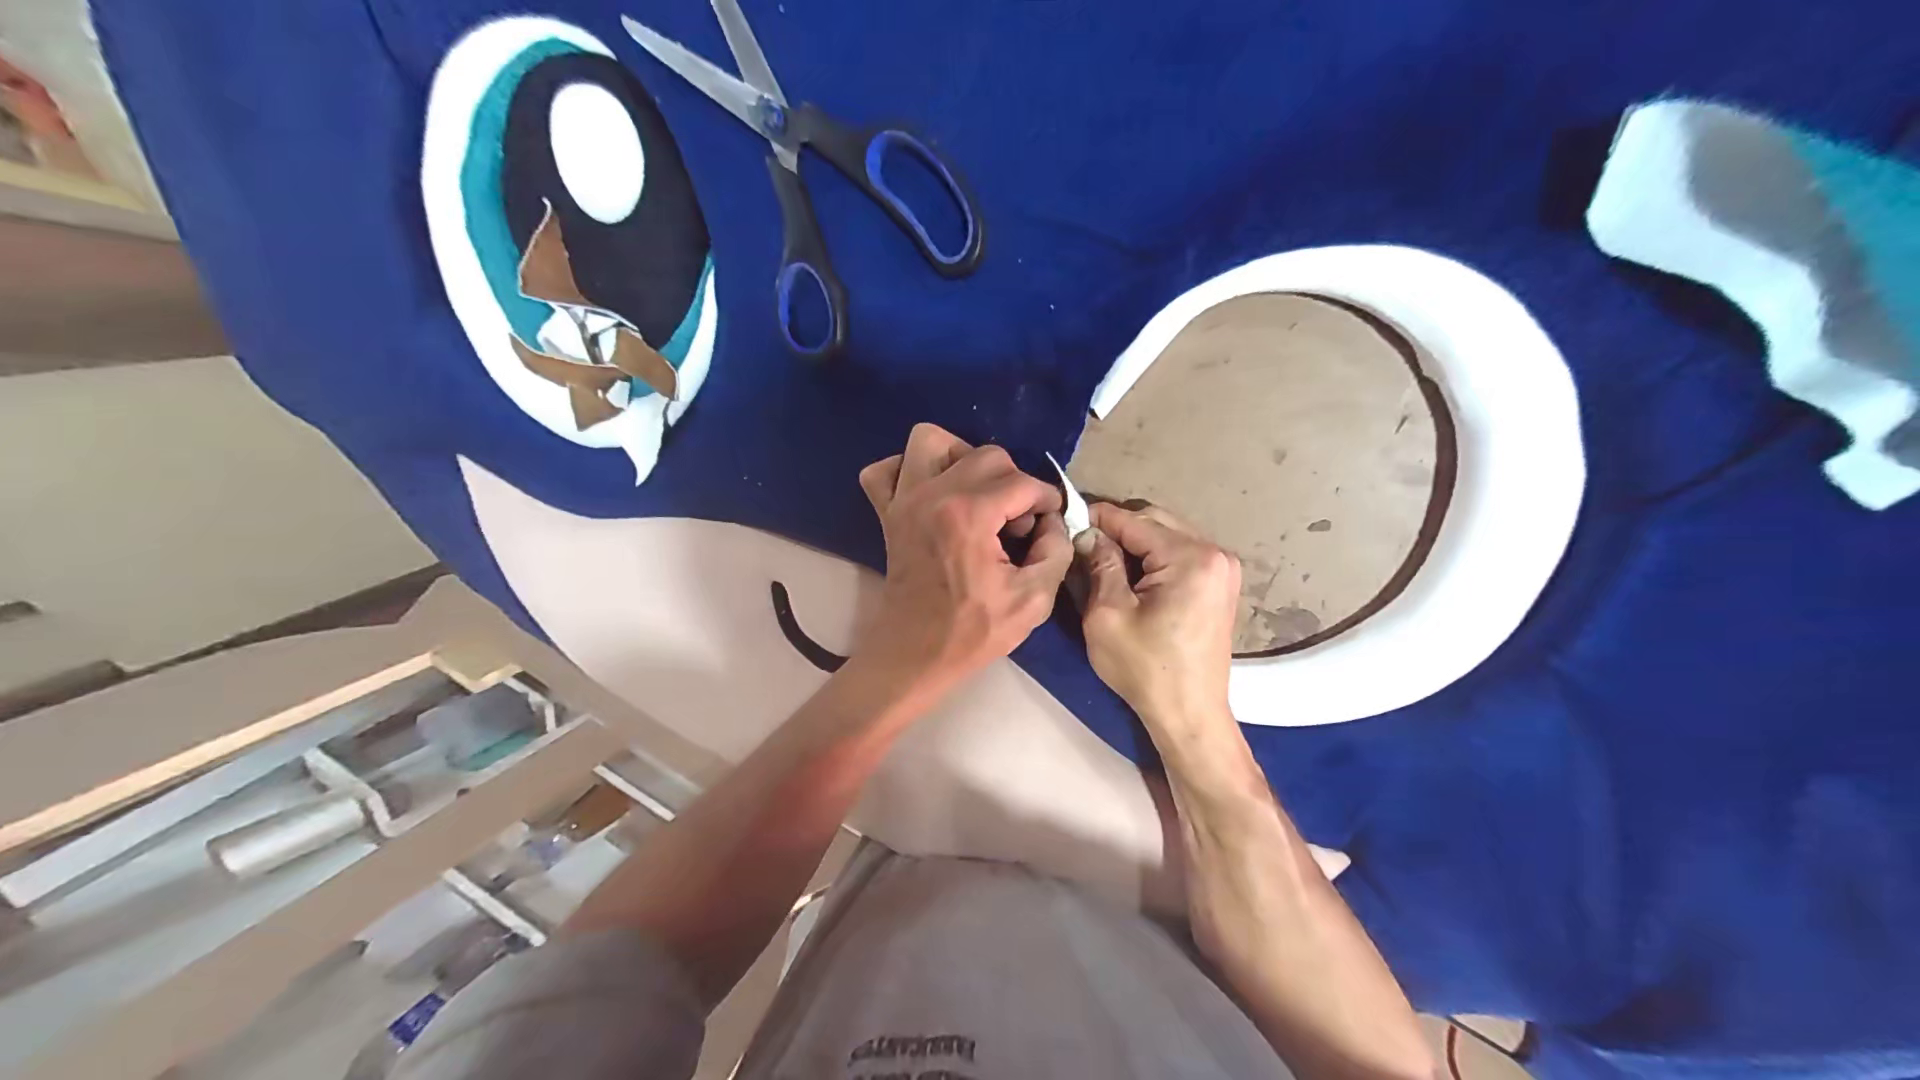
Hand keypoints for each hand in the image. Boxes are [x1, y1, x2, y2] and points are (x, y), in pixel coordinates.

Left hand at [855, 424, 1070, 697]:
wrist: (915, 654)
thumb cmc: (973, 631)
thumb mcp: (1034, 600)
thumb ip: (1056, 551)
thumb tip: (1054, 522)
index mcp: (969, 515)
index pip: (1022, 482)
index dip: (1046, 500)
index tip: (1050, 522)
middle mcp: (932, 494)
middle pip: (986, 455)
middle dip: (1013, 481)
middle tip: (1016, 520)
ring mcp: (903, 500)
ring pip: (930, 440)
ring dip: (961, 457)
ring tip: (977, 493)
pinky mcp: (886, 512)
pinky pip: (884, 470)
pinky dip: (907, 471)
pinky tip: (931, 492)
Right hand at [1077, 502, 1240, 726]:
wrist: (1190, 714)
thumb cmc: (1145, 669)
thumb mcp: (1107, 614)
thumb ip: (1100, 564)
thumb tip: (1088, 533)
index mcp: (1190, 558)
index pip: (1134, 520)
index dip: (1097, 517)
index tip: (1067, 517)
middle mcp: (1215, 553)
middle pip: (1155, 520)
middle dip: (1117, 527)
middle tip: (1082, 542)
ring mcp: (1223, 568)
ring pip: (1168, 534)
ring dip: (1135, 541)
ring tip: (1102, 557)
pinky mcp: (1220, 583)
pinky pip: (1181, 552)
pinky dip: (1153, 555)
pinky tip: (1130, 573)